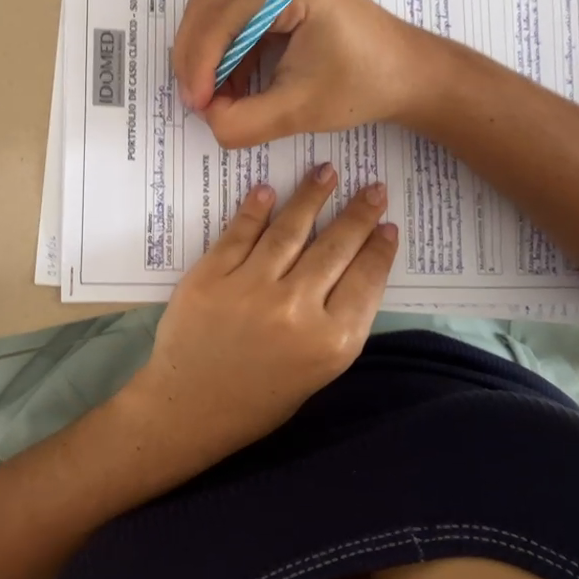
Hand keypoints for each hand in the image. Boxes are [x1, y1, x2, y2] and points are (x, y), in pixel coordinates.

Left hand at [123, 163, 398, 459]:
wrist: (190, 407)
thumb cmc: (259, 398)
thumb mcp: (316, 372)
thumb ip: (335, 324)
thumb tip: (353, 268)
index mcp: (331, 342)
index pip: (366, 281)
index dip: (379, 249)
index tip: (389, 224)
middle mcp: (296, 310)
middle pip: (334, 248)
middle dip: (357, 214)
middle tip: (372, 187)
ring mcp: (251, 289)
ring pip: (290, 231)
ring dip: (311, 196)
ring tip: (326, 171)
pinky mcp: (211, 277)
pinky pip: (240, 233)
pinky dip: (256, 209)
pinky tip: (268, 189)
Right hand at [172, 0, 455, 148]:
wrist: (406, 74)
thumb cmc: (363, 86)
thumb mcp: (299, 112)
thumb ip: (243, 121)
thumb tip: (206, 119)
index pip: (224, 16)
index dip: (200, 62)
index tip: (197, 105)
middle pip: (209, 6)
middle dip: (195, 57)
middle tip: (196, 102)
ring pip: (213, 12)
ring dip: (206, 56)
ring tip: (216, 98)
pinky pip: (229, 18)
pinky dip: (222, 53)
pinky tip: (233, 85)